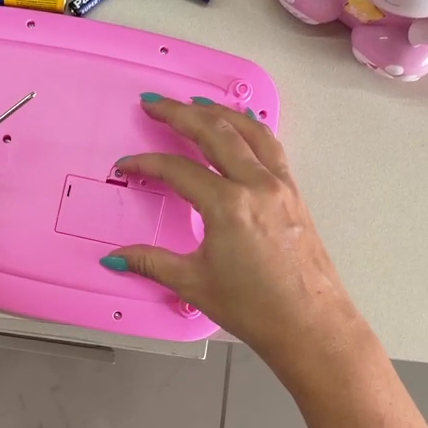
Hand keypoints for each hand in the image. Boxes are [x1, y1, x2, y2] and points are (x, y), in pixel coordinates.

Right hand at [107, 97, 365, 368]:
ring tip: (196, 102)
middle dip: (180, 113)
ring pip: (248, 132)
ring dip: (218, 112)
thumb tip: (117, 258)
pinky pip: (271, 147)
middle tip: (154, 103)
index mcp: (228, 205)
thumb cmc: (256, 308)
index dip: (147, 164)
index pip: (178, 170)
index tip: (127, 166)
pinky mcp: (294, 194)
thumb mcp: (194, 283)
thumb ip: (151, 263)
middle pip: (215, 132)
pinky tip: (242, 127)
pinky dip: (251, 129)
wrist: (310, 325)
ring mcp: (280, 186)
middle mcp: (257, 186)